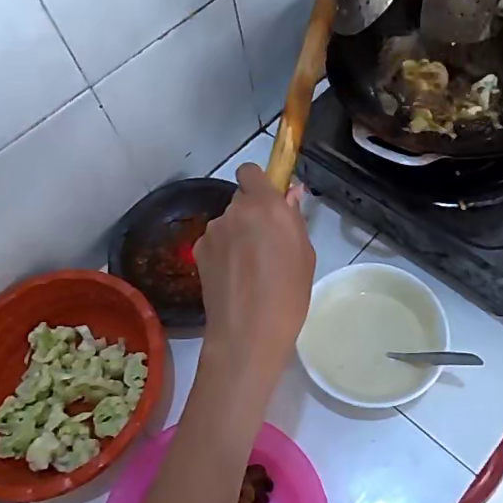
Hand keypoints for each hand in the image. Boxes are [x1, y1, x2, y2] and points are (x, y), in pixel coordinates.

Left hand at [194, 164, 315, 381]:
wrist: (248, 332)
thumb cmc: (289, 293)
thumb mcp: (304, 254)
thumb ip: (293, 220)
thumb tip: (289, 196)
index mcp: (266, 206)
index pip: (251, 171)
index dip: (260, 183)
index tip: (272, 202)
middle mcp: (235, 212)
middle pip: (241, 201)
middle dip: (253, 215)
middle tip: (269, 244)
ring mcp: (212, 232)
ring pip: (228, 223)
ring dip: (238, 235)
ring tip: (253, 268)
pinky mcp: (198, 252)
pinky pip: (216, 243)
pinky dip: (225, 253)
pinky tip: (236, 278)